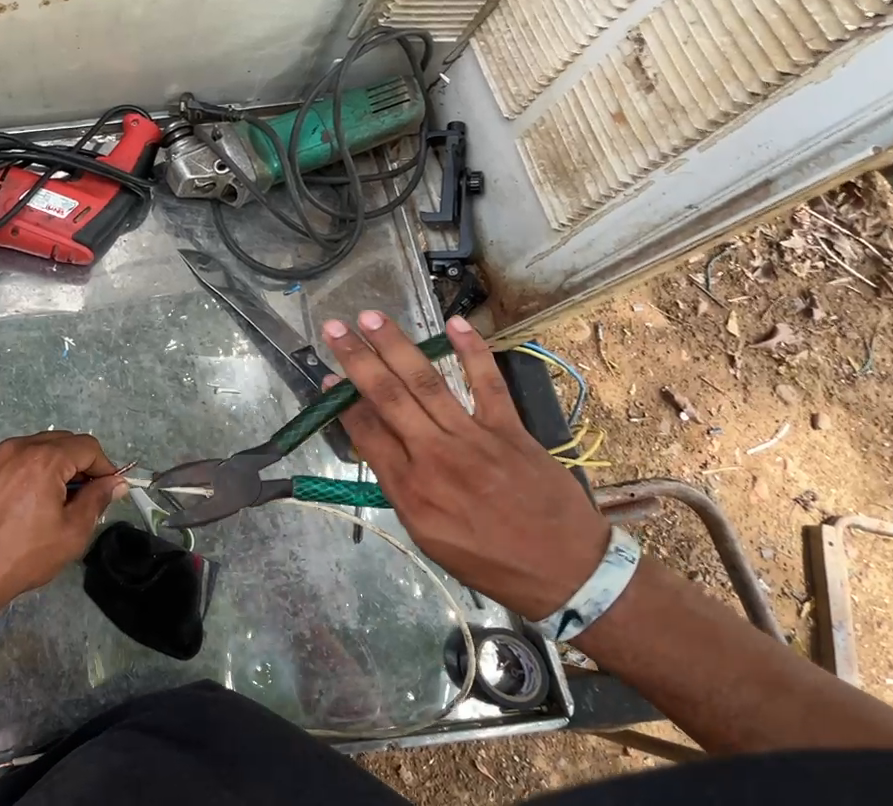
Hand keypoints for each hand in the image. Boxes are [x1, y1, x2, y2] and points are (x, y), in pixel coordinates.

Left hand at [0, 431, 128, 620]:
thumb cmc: (25, 554)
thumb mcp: (72, 531)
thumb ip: (97, 499)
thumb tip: (115, 482)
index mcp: (43, 458)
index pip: (87, 446)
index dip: (104, 466)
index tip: (108, 490)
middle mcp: (18, 447)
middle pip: (62, 441)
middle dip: (80, 463)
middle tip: (86, 496)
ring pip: (37, 446)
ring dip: (55, 464)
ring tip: (58, 499)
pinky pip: (16, 456)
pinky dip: (31, 468)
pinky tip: (30, 498)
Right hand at [321, 312, 608, 619]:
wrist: (566, 573)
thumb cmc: (488, 561)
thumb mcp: (427, 536)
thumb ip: (400, 487)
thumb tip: (378, 445)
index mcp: (410, 489)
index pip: (366, 432)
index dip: (341, 401)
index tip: (326, 376)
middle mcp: (436, 458)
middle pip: (388, 398)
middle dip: (357, 359)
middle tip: (334, 328)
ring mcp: (475, 440)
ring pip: (427, 382)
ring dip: (397, 345)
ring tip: (371, 318)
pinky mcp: (511, 430)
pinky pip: (488, 384)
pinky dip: (471, 351)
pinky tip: (455, 323)